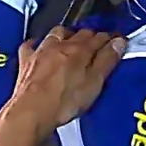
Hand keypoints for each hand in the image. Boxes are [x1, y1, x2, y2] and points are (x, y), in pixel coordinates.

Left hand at [0, 27, 124, 145]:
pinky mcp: (26, 62)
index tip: (118, 43)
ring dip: (66, 35)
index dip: (111, 39)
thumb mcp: (94, 84)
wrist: (31, 113)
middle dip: (92, 36)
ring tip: (72, 43)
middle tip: (99, 45)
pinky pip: (31, 45)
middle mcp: (61, 46)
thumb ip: (107, 61)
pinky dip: (38, 44)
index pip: (101, 37)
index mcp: (80, 50)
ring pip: (57, 33)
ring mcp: (41, 52)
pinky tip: (40, 48)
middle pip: (80, 32)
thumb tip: (119, 42)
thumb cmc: (64, 102)